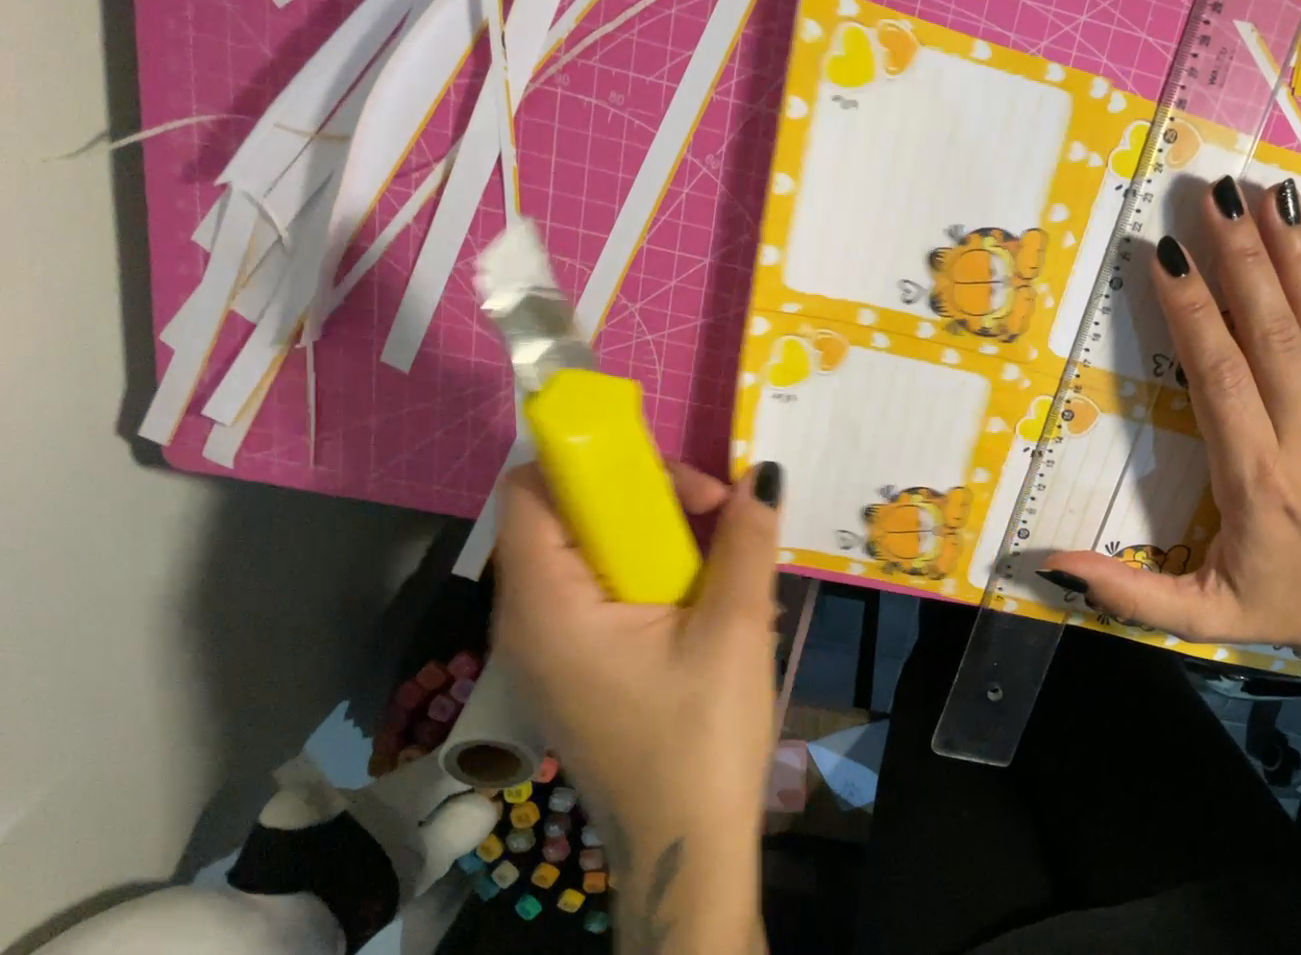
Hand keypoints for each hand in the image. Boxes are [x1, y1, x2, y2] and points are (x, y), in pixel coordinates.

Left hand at [492, 461, 782, 855]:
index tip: (673, 478)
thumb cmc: (702, 738)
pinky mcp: (576, 671)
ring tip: (725, 560)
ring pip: (592, 556)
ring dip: (658, 539)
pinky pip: (603, 595)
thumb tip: (763, 475)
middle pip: (568, 517)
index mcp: (548, 606)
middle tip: (718, 513)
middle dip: (644, 499)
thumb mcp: (736, 629)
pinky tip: (708, 601)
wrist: (687, 848)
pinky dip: (651, 577)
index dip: (595, 461)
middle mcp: (530, 622)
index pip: (532, 490)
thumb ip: (747, 542)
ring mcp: (550, 650)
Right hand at [1039, 176, 1300, 667]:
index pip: (1217, 374)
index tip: (1163, 253)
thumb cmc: (1291, 610)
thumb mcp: (1201, 618)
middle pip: (1269, 329)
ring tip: (1269, 194)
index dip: (1190, 310)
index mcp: (1255, 476)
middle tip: (1210, 192)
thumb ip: (1127, 594)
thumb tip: (1050, 566)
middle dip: (1237, 256)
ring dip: (1295, 255)